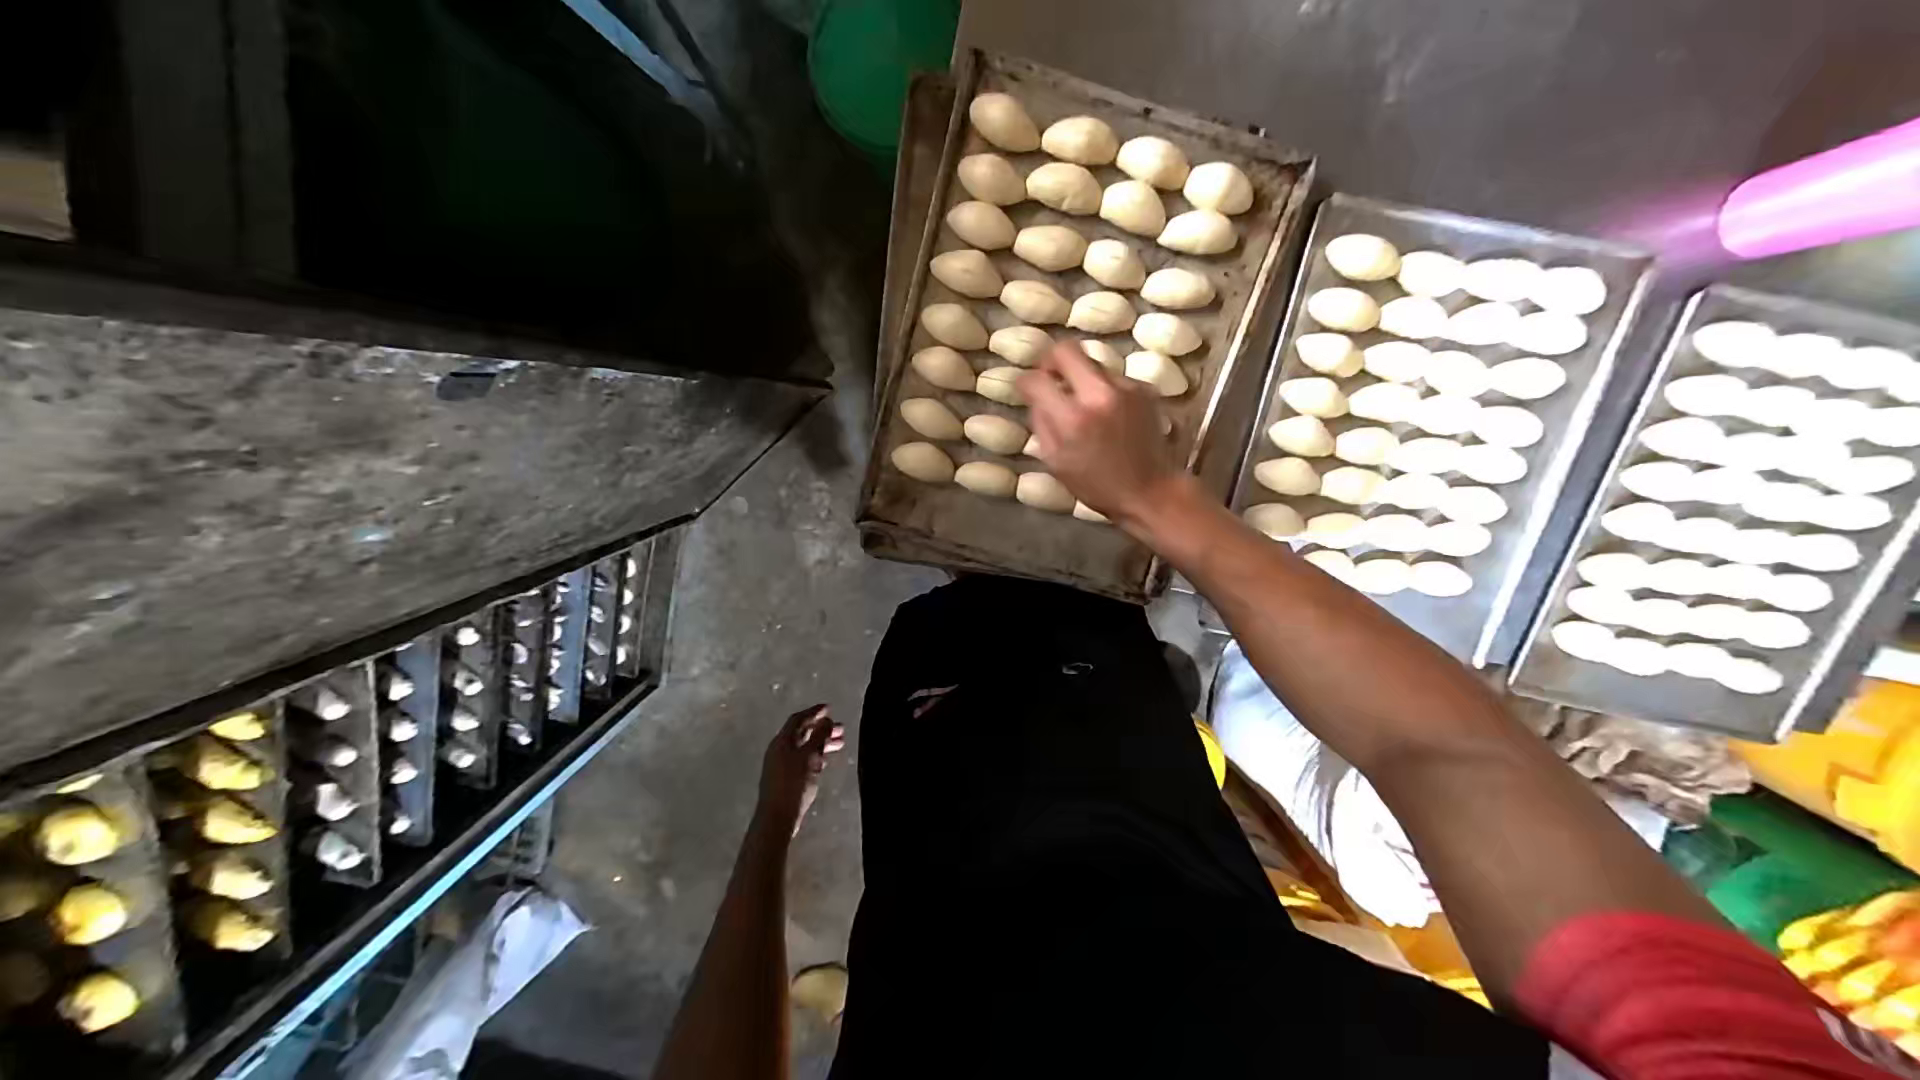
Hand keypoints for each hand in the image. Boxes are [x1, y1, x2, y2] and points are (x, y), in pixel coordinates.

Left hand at [755, 704, 844, 837]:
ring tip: (840, 744)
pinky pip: (802, 759)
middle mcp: (779, 749)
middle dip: (821, 729)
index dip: (814, 712)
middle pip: (802, 733)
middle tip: (841, 729)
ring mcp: (780, 764)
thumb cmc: (794, 784)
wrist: (778, 817)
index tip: (829, 708)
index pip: (798, 719)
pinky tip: (825, 761)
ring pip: (803, 747)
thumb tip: (827, 721)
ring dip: (821, 743)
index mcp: (782, 741)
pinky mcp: (784, 778)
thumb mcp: (811, 757)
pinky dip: (815, 755)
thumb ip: (819, 737)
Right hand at [1017, 343, 1184, 527]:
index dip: (1025, 382)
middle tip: (1051, 377)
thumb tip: (1036, 396)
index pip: (1036, 380)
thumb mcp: (1055, 462)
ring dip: (1081, 377)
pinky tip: (1109, 413)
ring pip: (1092, 363)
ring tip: (1083, 403)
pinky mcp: (1144, 389)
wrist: (1150, 491)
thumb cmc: (1096, 485)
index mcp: (1072, 419)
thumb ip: (1041, 422)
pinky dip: (1104, 390)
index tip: (1026, 388)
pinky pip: (1113, 378)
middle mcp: (1099, 395)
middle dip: (1051, 360)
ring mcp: (1126, 388)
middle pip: (1066, 349)